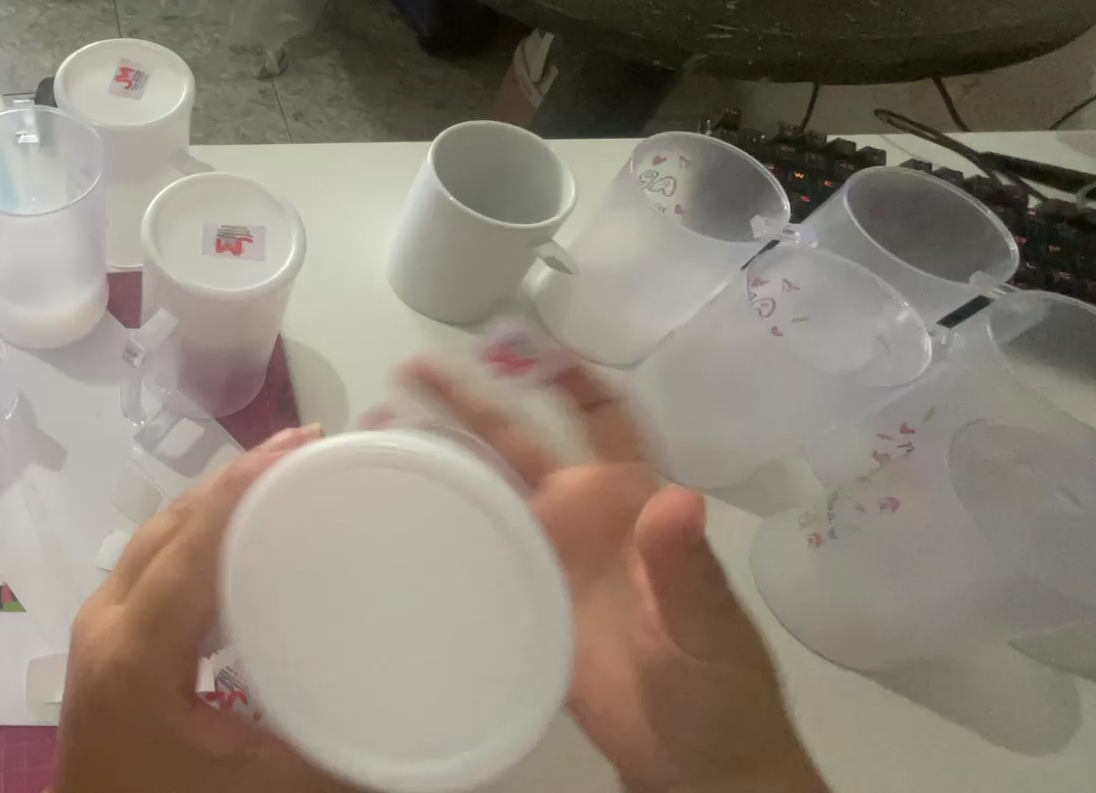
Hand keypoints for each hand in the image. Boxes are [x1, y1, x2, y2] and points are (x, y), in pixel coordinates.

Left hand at [52, 424, 355, 792]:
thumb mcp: (254, 787)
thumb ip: (331, 754)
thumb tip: (407, 721)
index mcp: (135, 649)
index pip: (192, 539)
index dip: (244, 483)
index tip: (298, 444)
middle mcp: (106, 616)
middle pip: (171, 520)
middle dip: (235, 477)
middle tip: (301, 450)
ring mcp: (99, 620)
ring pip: (157, 531)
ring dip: (214, 497)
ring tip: (275, 477)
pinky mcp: (106, 632)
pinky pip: (153, 556)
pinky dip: (197, 530)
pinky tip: (234, 536)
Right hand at [397, 359, 827, 792]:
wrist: (689, 764)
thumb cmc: (715, 688)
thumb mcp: (708, 629)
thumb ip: (686, 568)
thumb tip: (679, 498)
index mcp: (625, 500)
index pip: (602, 418)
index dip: (571, 376)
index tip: (527, 344)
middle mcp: (575, 510)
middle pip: (514, 437)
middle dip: (467, 399)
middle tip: (411, 368)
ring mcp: (539, 548)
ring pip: (480, 480)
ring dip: (436, 449)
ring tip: (379, 428)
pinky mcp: (512, 586)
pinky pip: (467, 535)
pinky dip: (432, 511)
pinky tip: (393, 499)